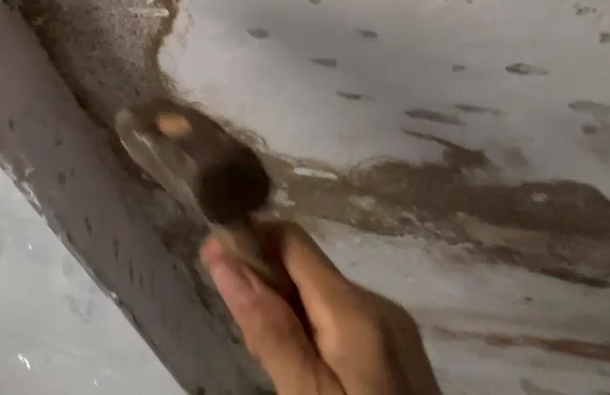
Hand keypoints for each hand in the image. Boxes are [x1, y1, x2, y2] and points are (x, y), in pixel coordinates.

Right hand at [202, 222, 441, 394]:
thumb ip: (268, 328)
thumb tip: (220, 255)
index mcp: (356, 310)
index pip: (287, 238)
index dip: (245, 243)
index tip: (214, 271)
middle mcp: (378, 304)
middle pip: (299, 265)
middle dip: (262, 288)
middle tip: (251, 344)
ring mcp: (392, 328)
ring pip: (314, 292)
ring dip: (282, 312)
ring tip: (279, 367)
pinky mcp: (395, 348)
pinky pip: (336, 316)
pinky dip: (308, 330)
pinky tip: (308, 373)